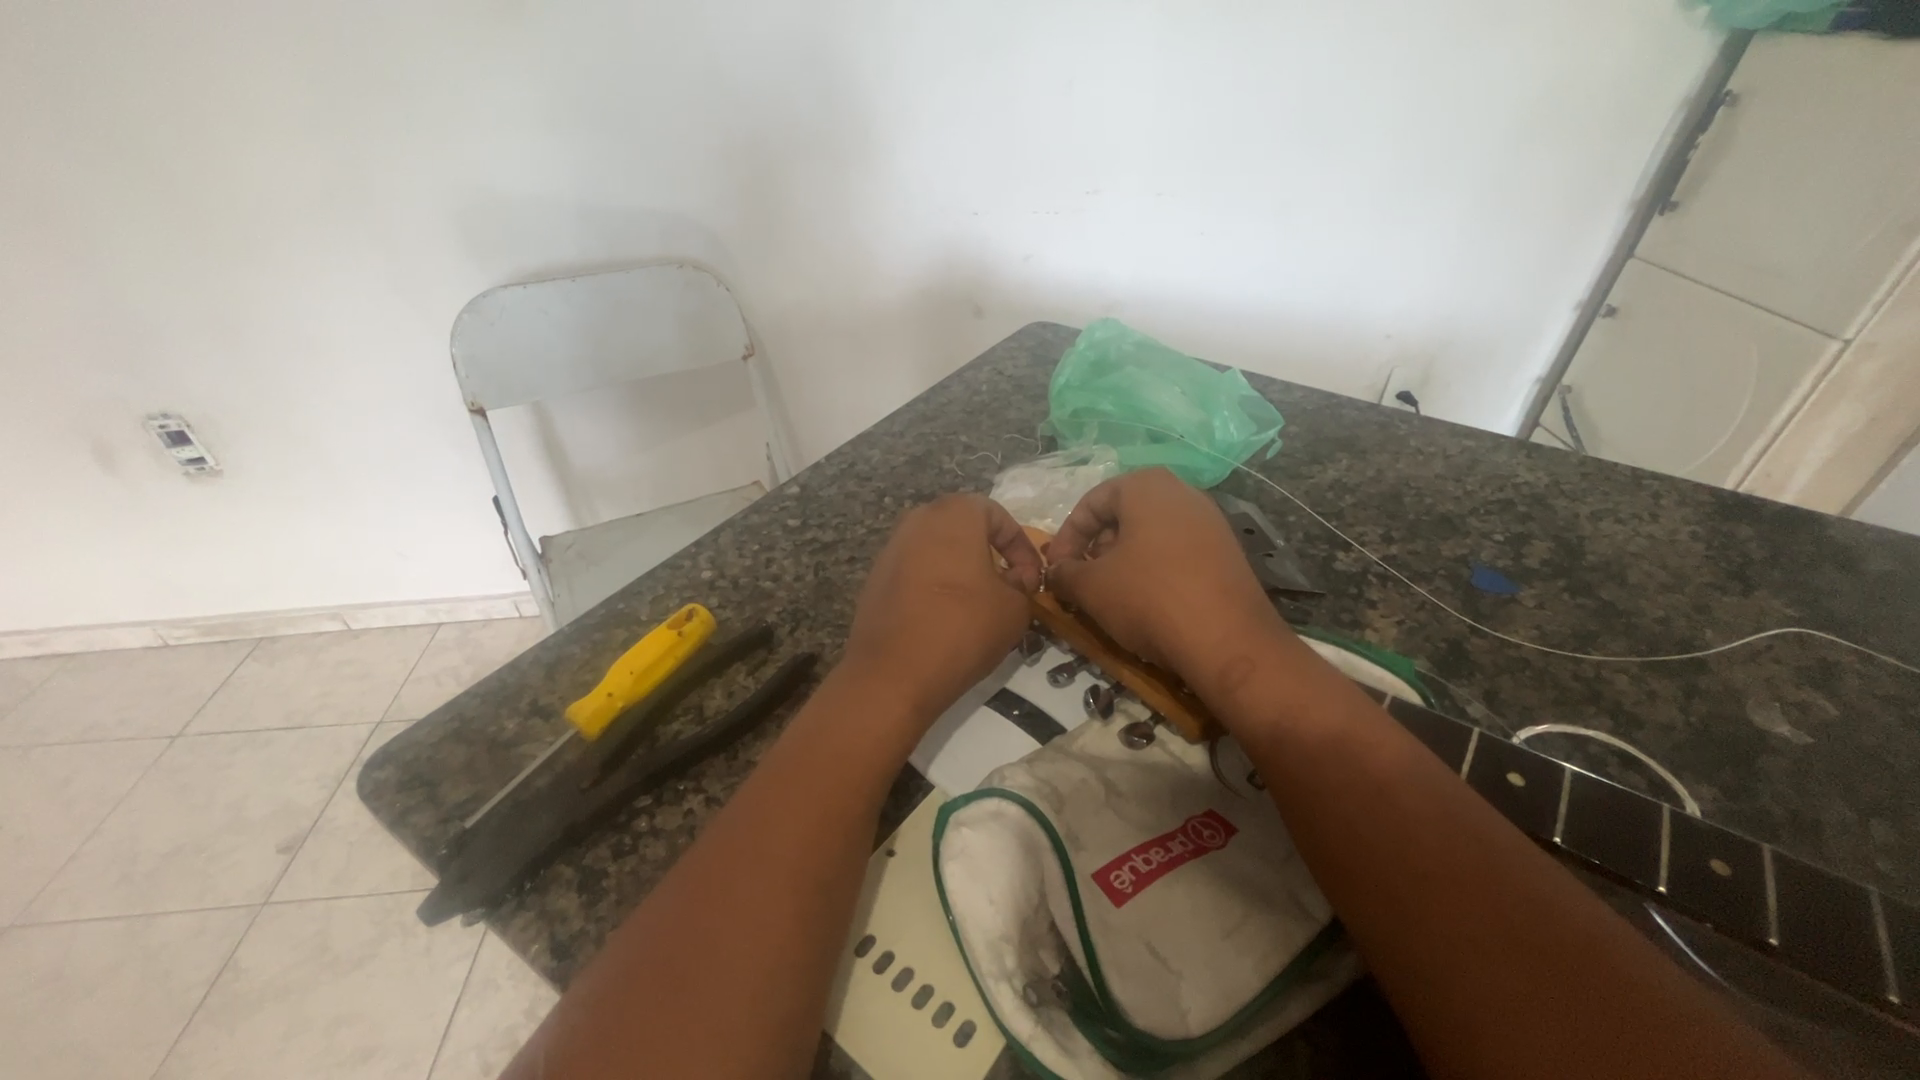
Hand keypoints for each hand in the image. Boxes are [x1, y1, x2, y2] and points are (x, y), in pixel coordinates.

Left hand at [841, 494, 1042, 721]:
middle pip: (962, 528)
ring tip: (979, 604)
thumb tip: (1017, 578)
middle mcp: (917, 521)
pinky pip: (915, 573)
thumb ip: (1022, 584)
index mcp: (954, 514)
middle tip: (1007, 585)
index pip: (997, 514)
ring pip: (936, 550)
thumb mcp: (1014, 608)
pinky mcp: (875, 581)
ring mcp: (890, 550)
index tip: (1032, 578)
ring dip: (960, 570)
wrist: (894, 673)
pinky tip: (946, 618)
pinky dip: (934, 587)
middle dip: (988, 553)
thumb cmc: (963, 627)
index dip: (1022, 546)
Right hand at [1046, 468, 1290, 694]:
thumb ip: (1064, 573)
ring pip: (1152, 536)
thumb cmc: (1149, 598)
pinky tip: (1146, 604)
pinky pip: (1178, 554)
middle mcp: (1183, 493)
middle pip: (1124, 516)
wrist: (1228, 640)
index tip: (1055, 569)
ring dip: (1124, 562)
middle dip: (1096, 548)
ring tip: (1110, 595)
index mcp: (1147, 487)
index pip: (1091, 503)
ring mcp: (1211, 523)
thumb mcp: (1091, 587)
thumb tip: (1055, 572)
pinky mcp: (1227, 554)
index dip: (1066, 537)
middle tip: (1081, 580)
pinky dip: (1154, 572)